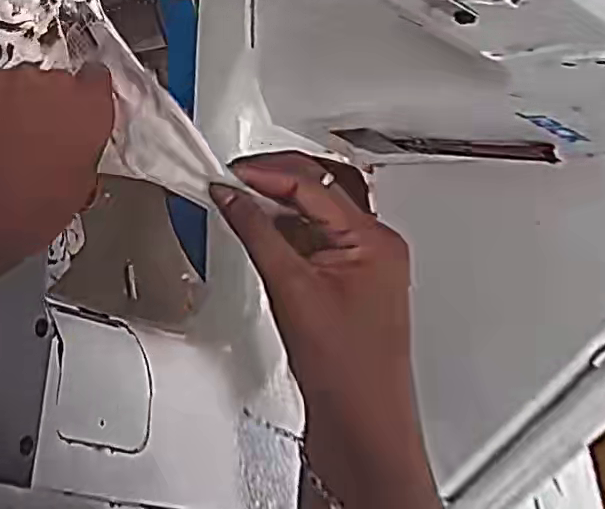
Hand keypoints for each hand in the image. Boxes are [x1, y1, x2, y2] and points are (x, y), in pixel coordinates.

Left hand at [0, 64, 114, 287]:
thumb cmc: (37, 206)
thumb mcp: (82, 177)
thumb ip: (85, 140)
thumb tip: (77, 134)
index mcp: (93, 108)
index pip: (97, 77)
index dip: (86, 91)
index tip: (79, 104)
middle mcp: (62, 84)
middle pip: (60, 79)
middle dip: (51, 101)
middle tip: (41, 131)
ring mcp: (24, 79)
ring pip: (28, 80)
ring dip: (24, 99)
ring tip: (14, 134)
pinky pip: (0, 84)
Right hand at [213, 153, 436, 508]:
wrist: (361, 429)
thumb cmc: (347, 372)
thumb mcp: (291, 287)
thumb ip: (256, 231)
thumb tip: (231, 194)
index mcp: (374, 240)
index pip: (312, 185)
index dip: (265, 175)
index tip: (230, 175)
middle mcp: (373, 244)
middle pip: (316, 190)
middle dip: (271, 182)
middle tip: (232, 180)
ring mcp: (361, 261)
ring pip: (311, 211)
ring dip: (274, 205)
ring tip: (238, 203)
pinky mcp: (345, 277)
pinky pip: (310, 235)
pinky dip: (280, 229)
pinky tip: (255, 231)